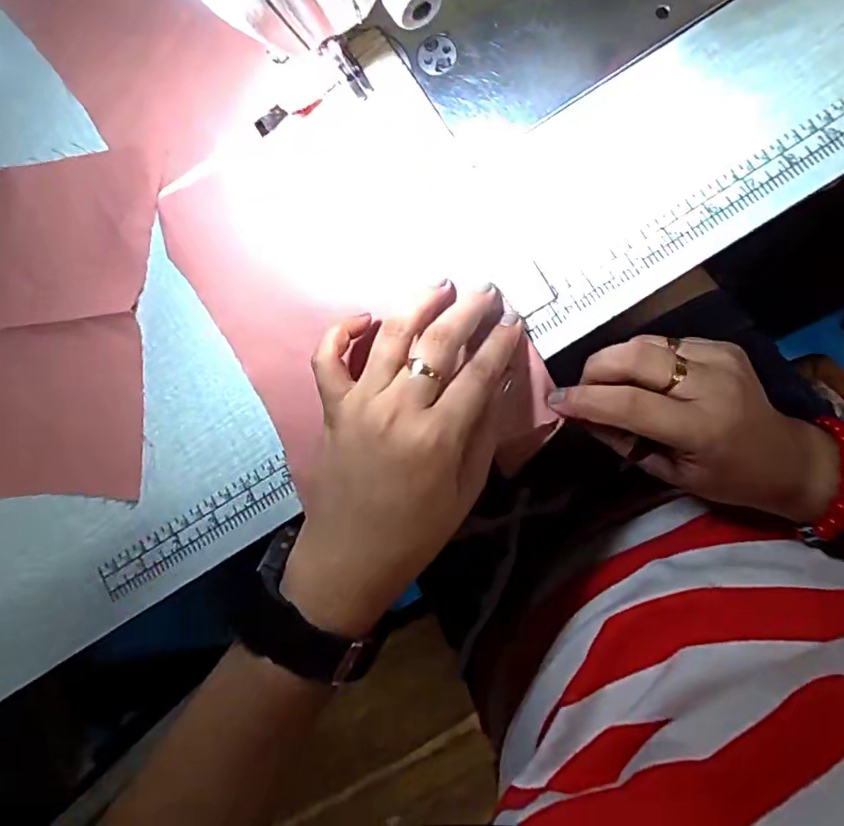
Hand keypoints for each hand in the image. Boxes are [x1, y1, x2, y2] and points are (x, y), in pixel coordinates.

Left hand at [282, 283, 526, 636]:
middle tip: (487, 290)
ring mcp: (360, 405)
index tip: (515, 319)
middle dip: (468, 311)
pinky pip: (328, 359)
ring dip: (418, 304)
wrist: (350, 558)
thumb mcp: (467, 485)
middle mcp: (398, 411)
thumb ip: (484, 428)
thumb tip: (501, 379)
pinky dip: (341, 332)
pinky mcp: (332, 408)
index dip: (501, 342)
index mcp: (439, 436)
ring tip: (441, 284)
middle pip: (437, 344)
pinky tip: (365, 316)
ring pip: (389, 337)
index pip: (479, 372)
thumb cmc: (419, 529)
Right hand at [548, 336, 840, 523]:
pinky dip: (647, 357)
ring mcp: (721, 357)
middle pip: (637, 356)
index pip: (631, 403)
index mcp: (702, 428)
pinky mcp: (724, 345)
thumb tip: (583, 415)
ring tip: (605, 380)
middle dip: (597, 367)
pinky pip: (669, 342)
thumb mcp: (674, 474)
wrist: (787, 456)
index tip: (557, 400)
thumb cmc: (729, 478)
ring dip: (617, 358)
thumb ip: (627, 441)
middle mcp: (712, 384)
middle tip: (580, 387)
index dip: (587, 399)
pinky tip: (646, 376)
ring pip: (649, 341)